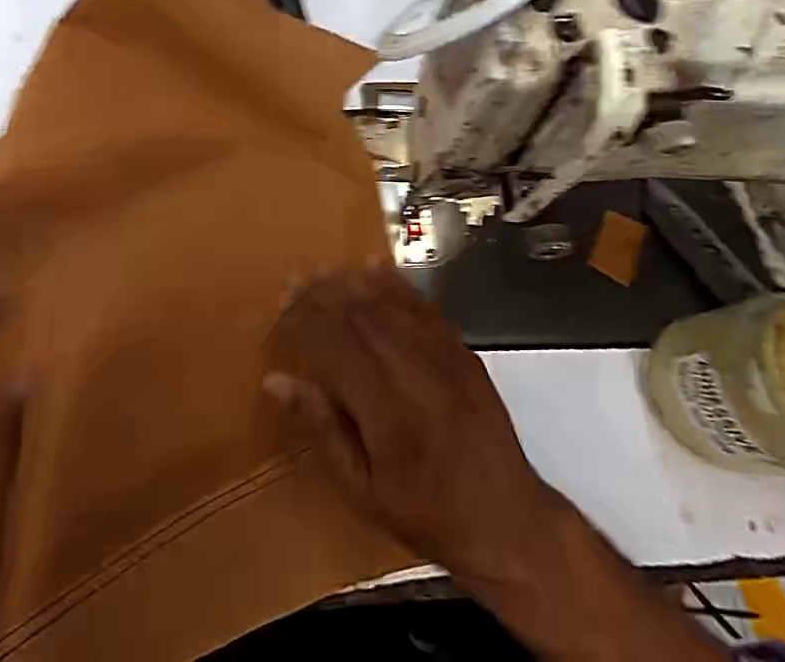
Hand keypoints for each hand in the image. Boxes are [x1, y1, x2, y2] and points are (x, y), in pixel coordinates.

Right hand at [266, 261, 729, 661]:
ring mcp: (448, 357)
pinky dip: (397, 284)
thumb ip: (322, 427)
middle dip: (323, 293)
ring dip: (354, 282)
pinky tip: (376, 267)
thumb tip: (278, 381)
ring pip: (394, 304)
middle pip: (363, 315)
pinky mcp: (466, 352)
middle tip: (291, 282)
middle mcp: (418, 373)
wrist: (506, 517)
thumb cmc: (426, 513)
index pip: (336, 346)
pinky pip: (427, 307)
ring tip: (322, 271)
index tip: (280, 311)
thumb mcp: (362, 488)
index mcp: (388, 411)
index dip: (304, 322)